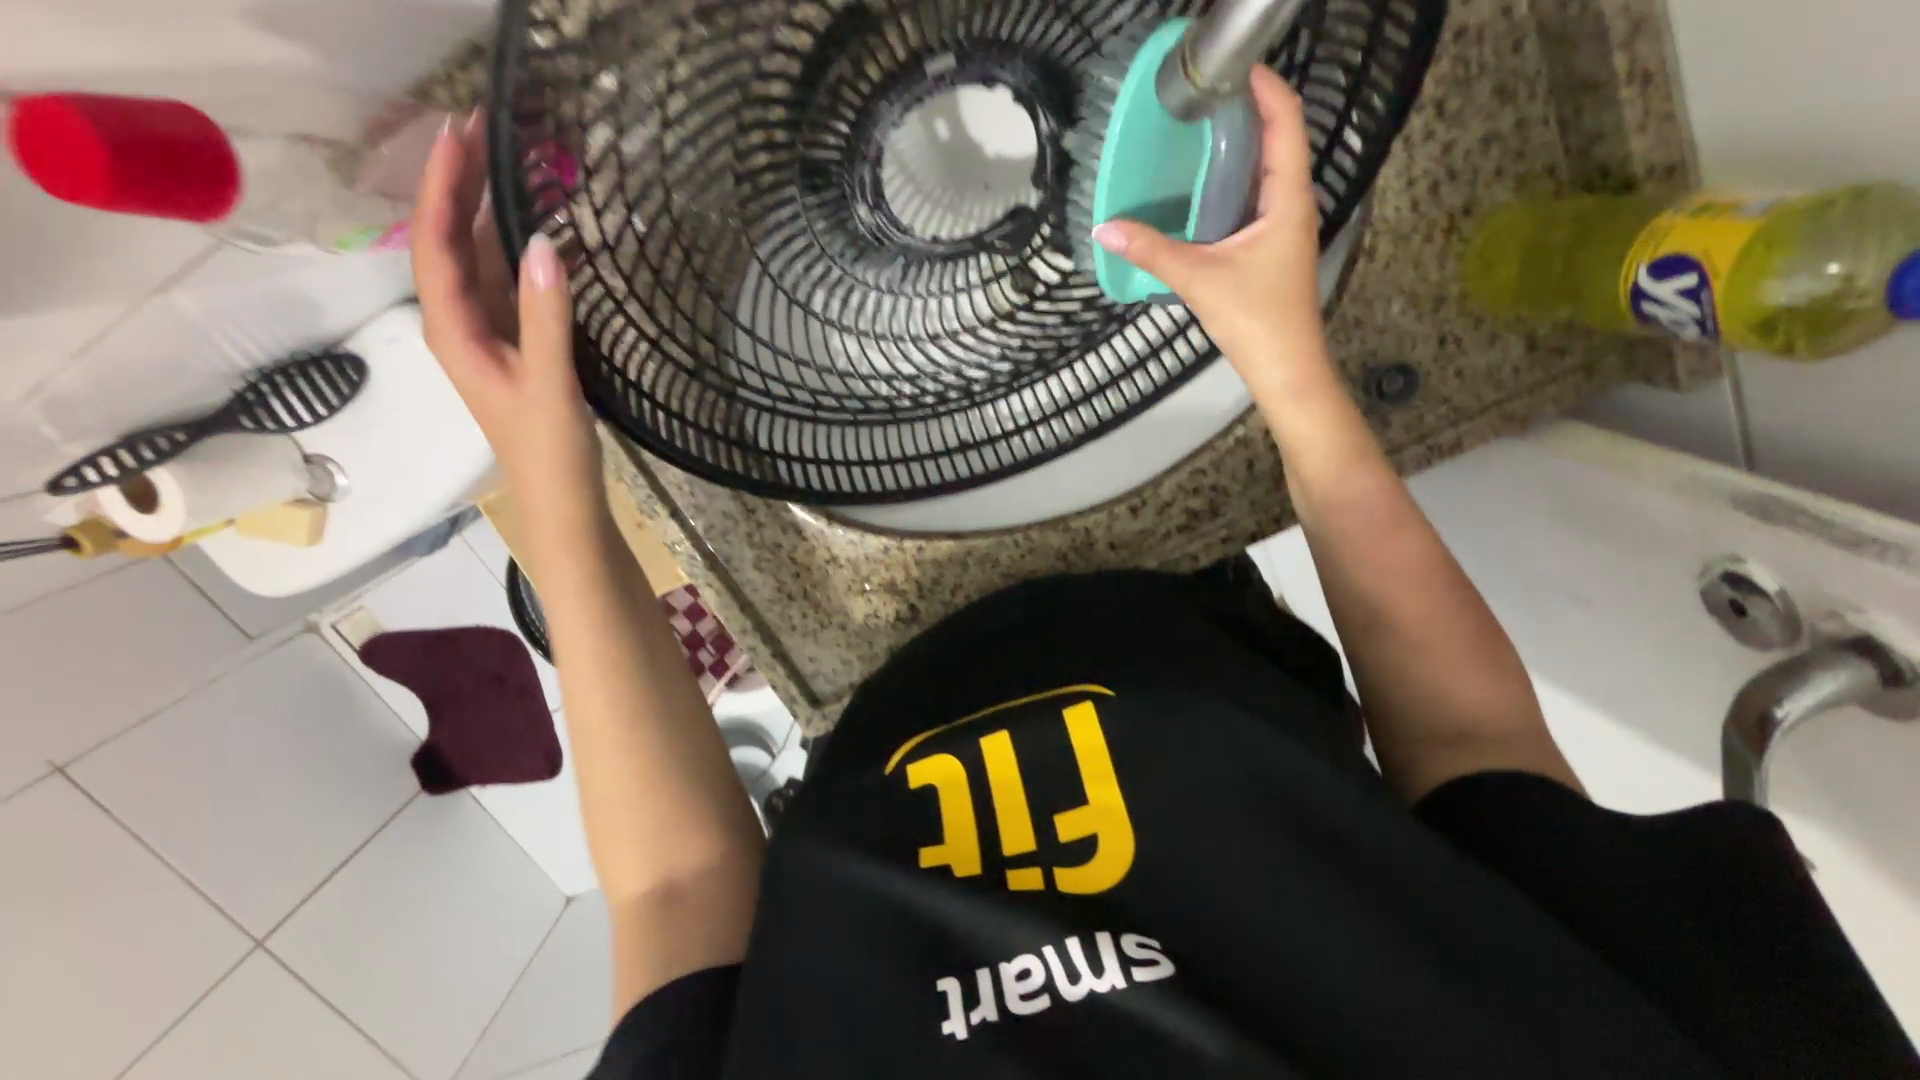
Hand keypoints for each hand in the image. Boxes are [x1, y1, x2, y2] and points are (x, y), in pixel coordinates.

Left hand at [411, 111, 605, 533]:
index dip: (443, 188)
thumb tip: (546, 243)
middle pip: (450, 243)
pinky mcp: (518, 346)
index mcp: (455, 332)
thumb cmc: (550, 451)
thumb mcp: (551, 383)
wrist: (562, 502)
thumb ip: (546, 315)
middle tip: (487, 130)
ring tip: (513, 163)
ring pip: (480, 261)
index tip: (459, 134)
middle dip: (463, 186)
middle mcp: (463, 325)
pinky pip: (510, 284)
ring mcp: (490, 335)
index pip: (435, 244)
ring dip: (491, 213)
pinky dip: (521, 251)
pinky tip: (543, 229)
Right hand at [1092, 67, 1333, 398]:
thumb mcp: (1198, 279)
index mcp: (1288, 198)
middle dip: (1247, 108)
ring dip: (1240, 143)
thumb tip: (1104, 229)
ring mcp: (1284, 225)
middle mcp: (1293, 203)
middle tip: (1202, 93)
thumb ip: (1151, 251)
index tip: (1230, 65)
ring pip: (1267, 168)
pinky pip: (1256, 195)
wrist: (1285, 368)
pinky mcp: (1271, 246)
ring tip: (1199, 126)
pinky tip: (1202, 183)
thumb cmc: (1255, 319)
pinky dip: (1233, 178)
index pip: (1285, 121)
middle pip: (1278, 137)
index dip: (1264, 85)